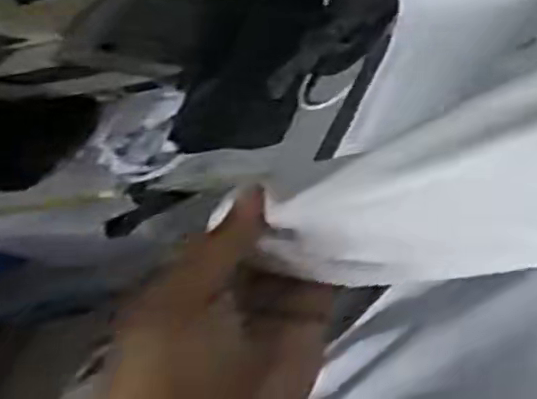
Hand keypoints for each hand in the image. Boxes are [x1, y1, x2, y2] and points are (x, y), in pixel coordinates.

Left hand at [106, 189, 336, 398]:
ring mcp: (274, 300)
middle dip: (293, 209)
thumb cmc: (175, 366)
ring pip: (301, 250)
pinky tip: (362, 214)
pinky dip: (346, 244)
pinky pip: (332, 269)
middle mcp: (231, 290)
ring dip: (322, 223)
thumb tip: (254, 187)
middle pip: (268, 239)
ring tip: (351, 183)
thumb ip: (217, 246)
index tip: (288, 170)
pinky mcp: (314, 309)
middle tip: (327, 170)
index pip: (224, 235)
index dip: (252, 206)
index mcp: (187, 289)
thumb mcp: (174, 305)